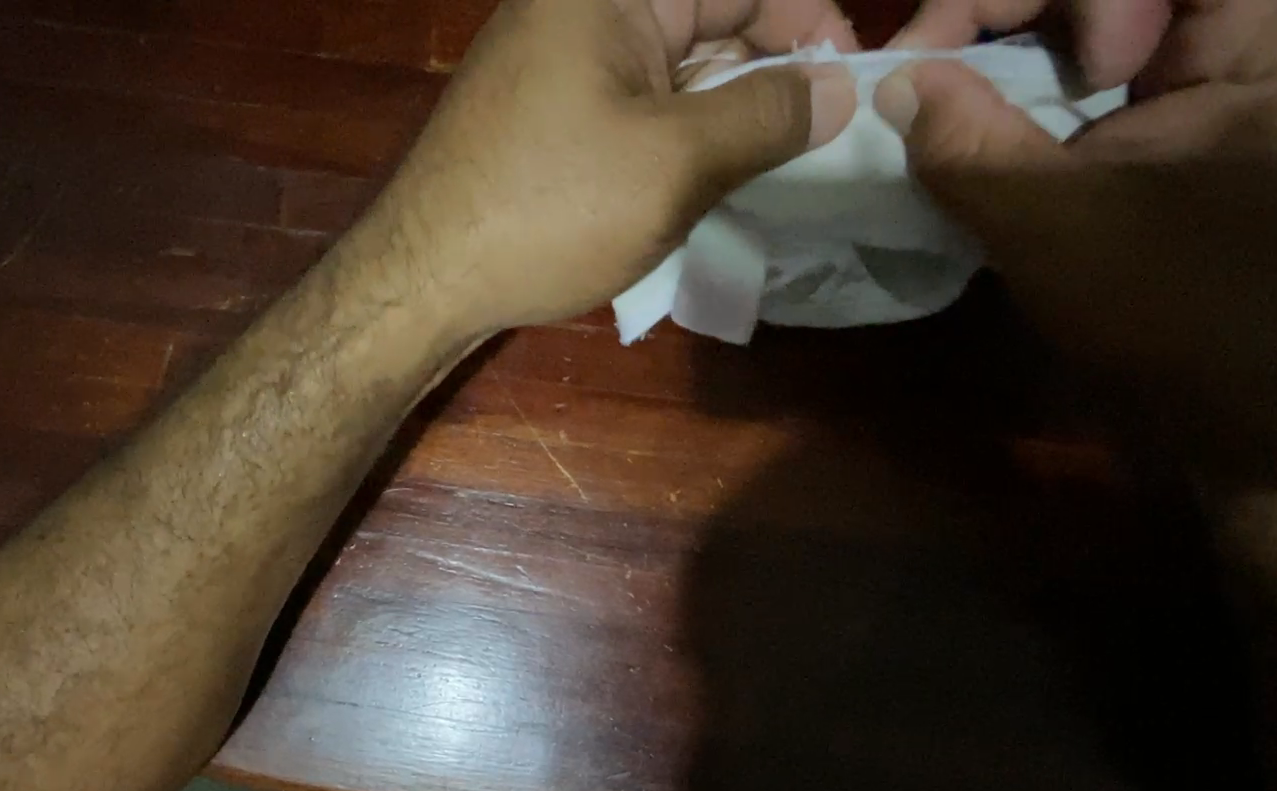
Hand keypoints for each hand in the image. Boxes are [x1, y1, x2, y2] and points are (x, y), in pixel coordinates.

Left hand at [360, 0, 860, 339]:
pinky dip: (677, 139)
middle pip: (707, 18)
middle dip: (765, 72)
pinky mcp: (548, 116)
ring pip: (674, 70)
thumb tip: (841, 88)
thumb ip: (764, 115)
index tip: (848, 84)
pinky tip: (703, 181)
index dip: (806, 20)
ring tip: (761, 171)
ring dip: (723, 114)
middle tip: (807, 141)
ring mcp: (561, 62)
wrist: (428, 278)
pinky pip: (635, 109)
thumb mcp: (672, 163)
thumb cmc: (549, 211)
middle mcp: (584, 8)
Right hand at [874, 0, 1276, 477]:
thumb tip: (893, 81)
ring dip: (1014, 23)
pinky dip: (1034, 53)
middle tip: (933, 67)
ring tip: (957, 86)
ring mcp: (1248, 21)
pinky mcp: (1207, 58)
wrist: (1234, 372)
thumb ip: (970, 147)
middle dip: (1008, 2)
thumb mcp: (1054, 228)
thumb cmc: (1169, 306)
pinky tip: (993, 96)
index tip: (933, 60)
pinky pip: (1105, 25)